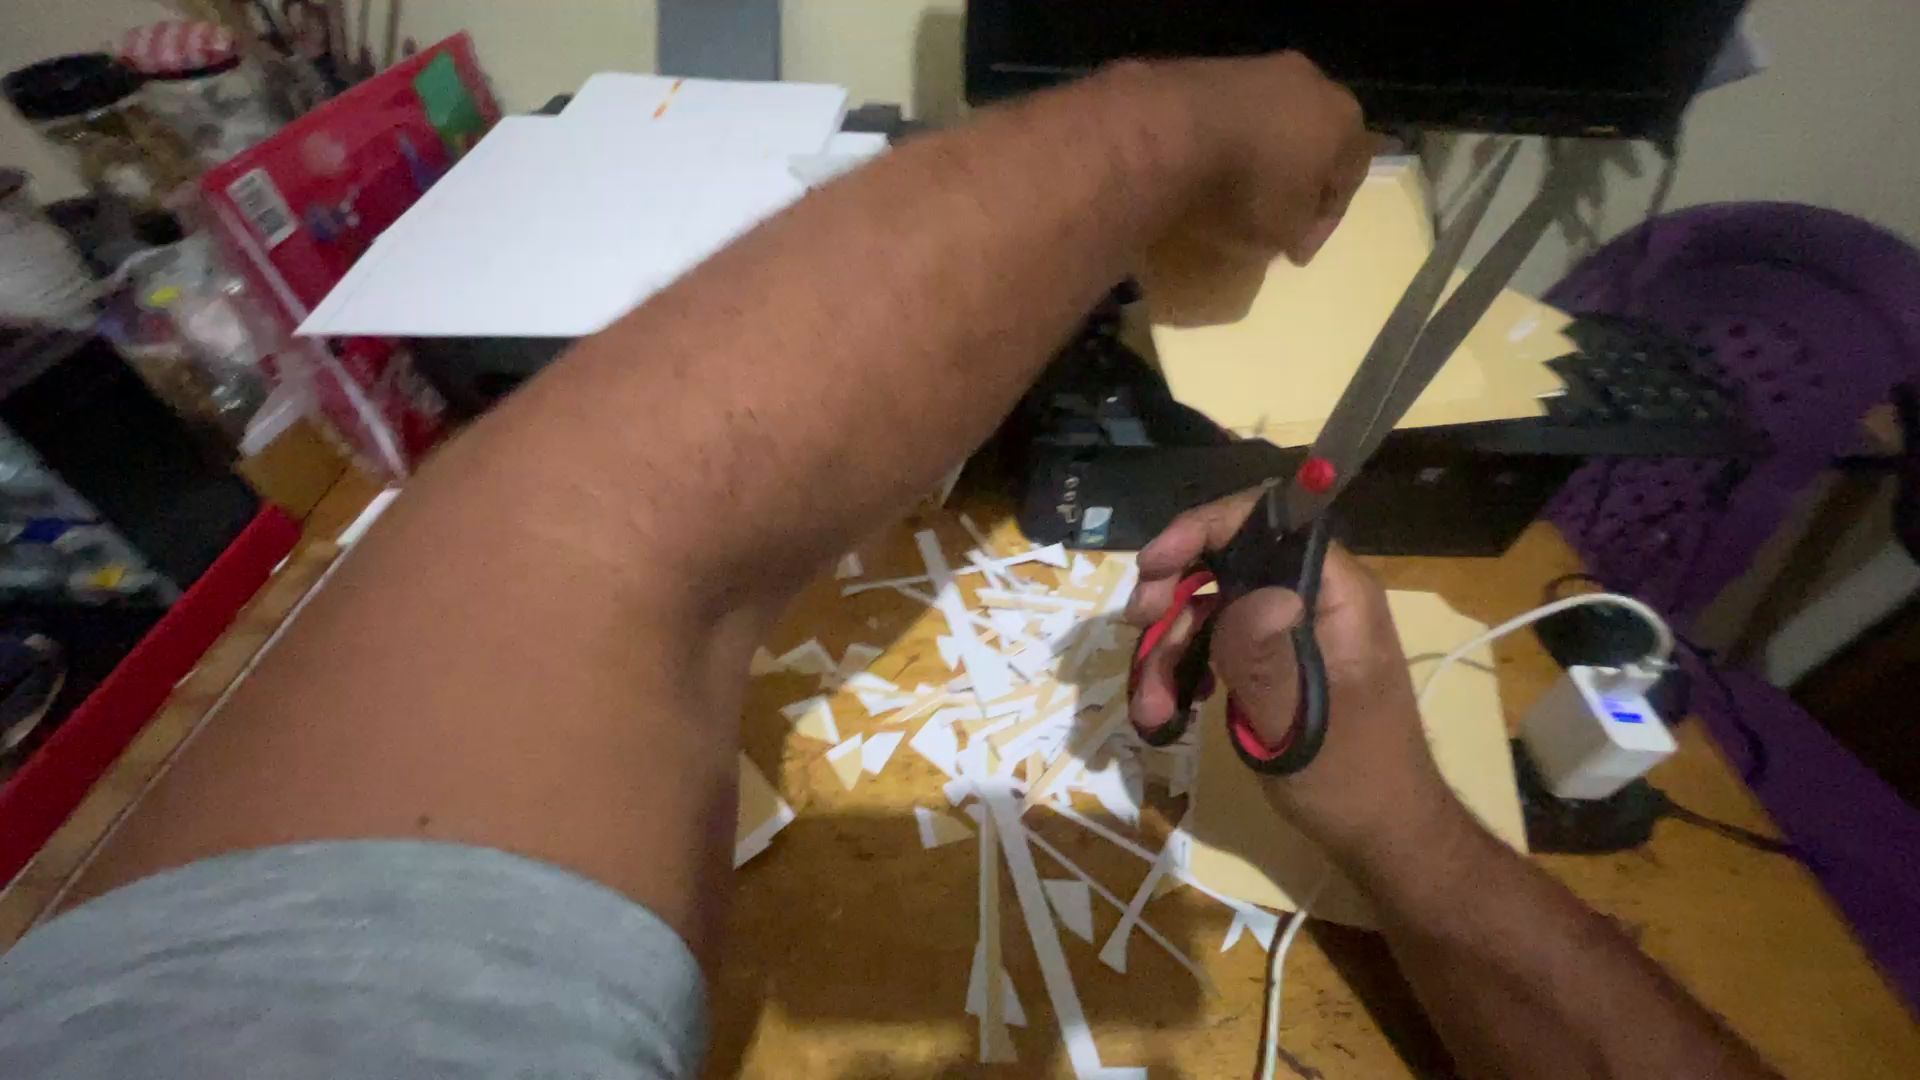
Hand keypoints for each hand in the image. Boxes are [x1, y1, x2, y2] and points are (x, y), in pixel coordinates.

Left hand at [1125, 52, 1372, 324]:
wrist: (1183, 131)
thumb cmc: (1251, 186)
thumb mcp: (1283, 230)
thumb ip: (1296, 231)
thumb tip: (1290, 230)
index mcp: (1346, 121)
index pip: (1350, 177)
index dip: (1323, 224)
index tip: (1296, 255)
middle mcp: (1315, 84)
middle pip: (1315, 144)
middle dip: (1296, 186)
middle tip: (1275, 222)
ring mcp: (1263, 70)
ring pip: (1275, 127)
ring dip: (1262, 163)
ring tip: (1239, 199)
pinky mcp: (1217, 70)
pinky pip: (1234, 119)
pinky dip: (1229, 146)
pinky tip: (1210, 172)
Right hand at [1125, 489, 1466, 865]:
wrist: (1378, 831)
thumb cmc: (1353, 780)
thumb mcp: (1302, 725)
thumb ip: (1269, 661)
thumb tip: (1262, 596)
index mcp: (1335, 594)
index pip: (1267, 522)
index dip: (1203, 528)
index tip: (1152, 566)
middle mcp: (1309, 596)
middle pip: (1222, 559)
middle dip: (1171, 594)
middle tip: (1136, 626)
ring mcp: (1284, 624)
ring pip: (1205, 605)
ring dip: (1167, 648)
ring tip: (1151, 706)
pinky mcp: (1266, 653)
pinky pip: (1209, 639)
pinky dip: (1181, 668)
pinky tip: (1172, 707)